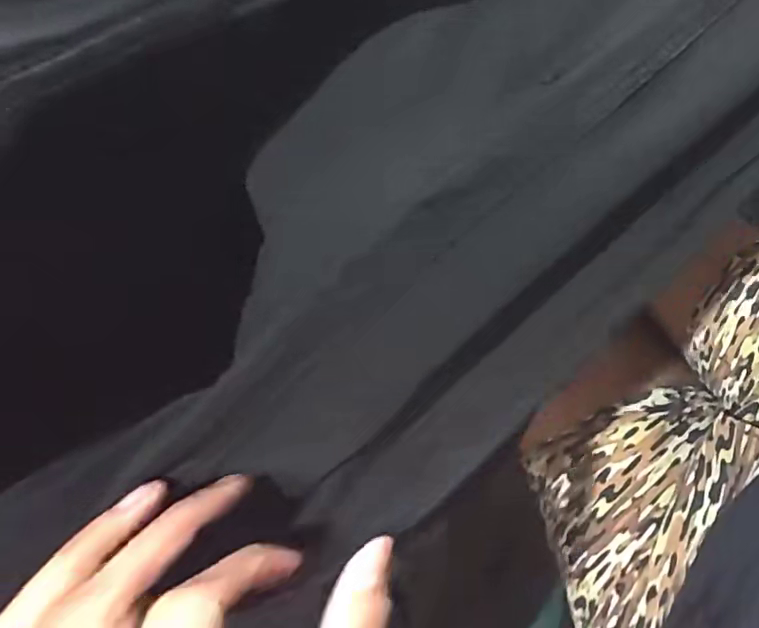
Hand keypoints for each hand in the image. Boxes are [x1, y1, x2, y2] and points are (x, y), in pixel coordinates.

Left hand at [0, 476, 390, 627]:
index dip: (254, 565)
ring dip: (94, 546)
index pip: (195, 603)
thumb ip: (352, 626)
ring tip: (154, 493)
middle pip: (111, 598)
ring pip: (40, 618)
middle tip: (235, 486)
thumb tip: (376, 549)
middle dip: (180, 525)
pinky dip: (44, 589)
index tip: (294, 562)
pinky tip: (81, 558)